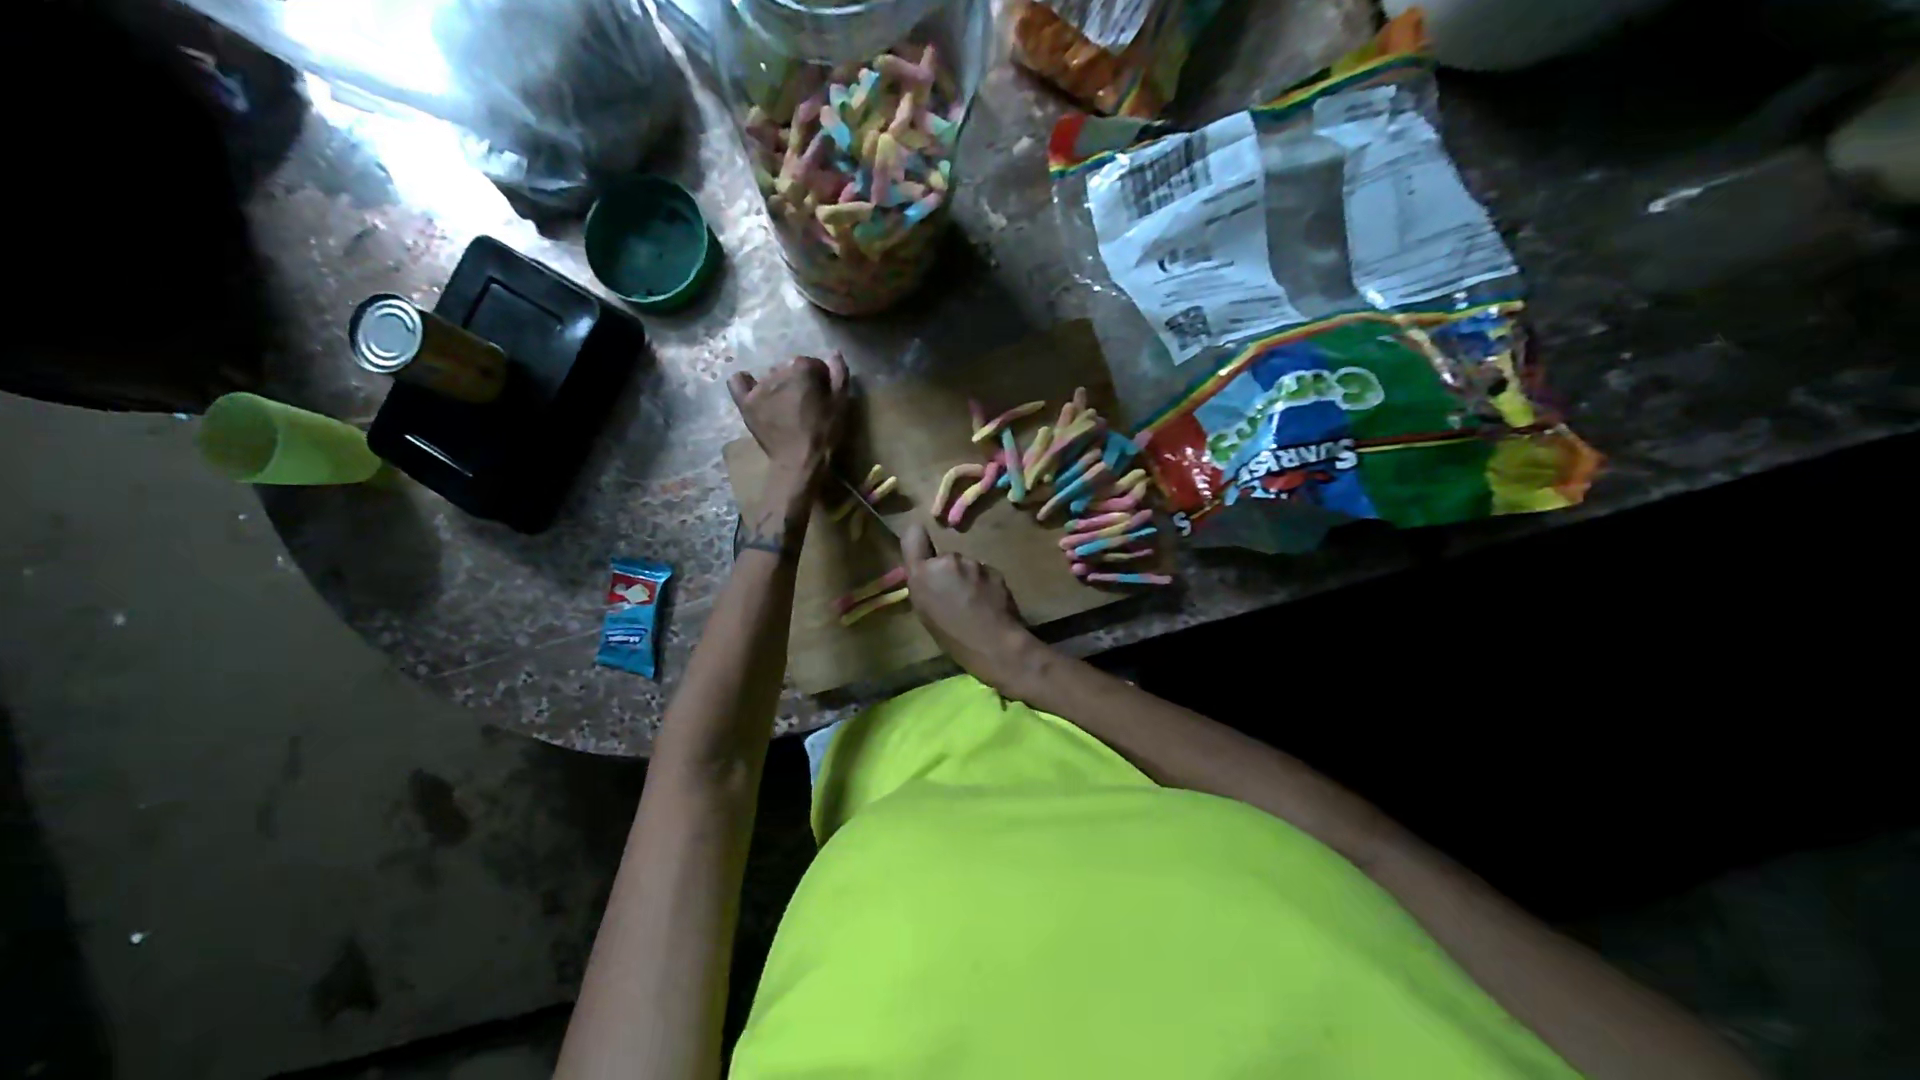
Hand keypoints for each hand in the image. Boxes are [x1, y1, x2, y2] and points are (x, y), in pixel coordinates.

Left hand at [728, 352, 848, 489]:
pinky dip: (745, 382)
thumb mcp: (841, 403)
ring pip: (770, 377)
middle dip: (798, 381)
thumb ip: (839, 374)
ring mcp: (759, 387)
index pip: (811, 363)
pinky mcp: (746, 403)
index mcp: (801, 369)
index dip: (819, 377)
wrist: (800, 460)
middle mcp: (777, 372)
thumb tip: (834, 353)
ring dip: (779, 386)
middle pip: (789, 369)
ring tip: (785, 406)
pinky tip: (754, 390)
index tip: (822, 393)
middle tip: (805, 403)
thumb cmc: (824, 432)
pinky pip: (737, 382)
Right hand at [901, 523, 1045, 693]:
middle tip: (956, 597)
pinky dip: (985, 584)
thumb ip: (924, 586)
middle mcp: (947, 561)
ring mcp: (973, 563)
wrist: (993, 644)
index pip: (912, 535)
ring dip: (968, 579)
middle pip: (944, 558)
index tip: (923, 550)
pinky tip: (990, 604)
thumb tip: (930, 577)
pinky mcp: (995, 569)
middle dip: (949, 572)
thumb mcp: (925, 613)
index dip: (917, 538)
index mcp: (922, 573)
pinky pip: (985, 574)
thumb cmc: (952, 637)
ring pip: (967, 567)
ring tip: (975, 604)